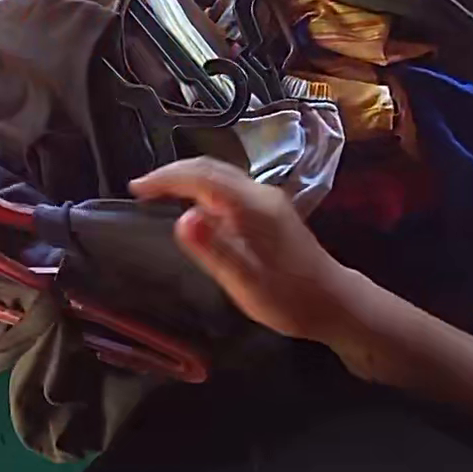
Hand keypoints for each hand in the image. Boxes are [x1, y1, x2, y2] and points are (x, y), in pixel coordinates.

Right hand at [130, 157, 351, 342]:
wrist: (336, 304)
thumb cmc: (290, 300)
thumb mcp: (247, 283)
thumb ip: (214, 250)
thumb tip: (181, 219)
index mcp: (253, 207)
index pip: (201, 178)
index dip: (166, 178)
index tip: (136, 188)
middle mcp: (259, 194)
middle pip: (209, 168)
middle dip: (171, 173)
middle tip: (140, 188)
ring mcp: (266, 198)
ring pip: (218, 173)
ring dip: (185, 176)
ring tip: (156, 191)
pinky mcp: (268, 207)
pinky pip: (226, 185)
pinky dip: (200, 185)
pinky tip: (189, 201)